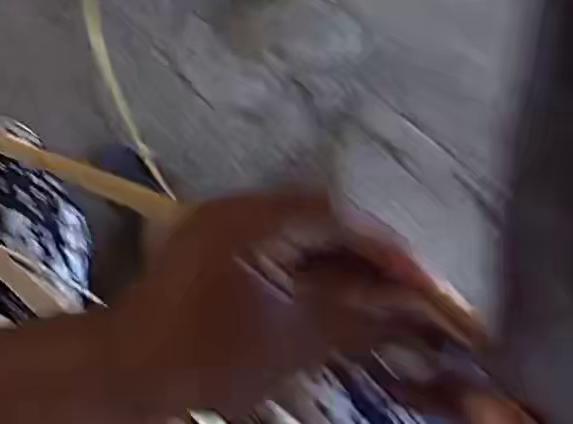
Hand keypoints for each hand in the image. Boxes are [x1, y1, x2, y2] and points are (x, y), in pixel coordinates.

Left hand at [99, 192, 446, 417]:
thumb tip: (417, 310)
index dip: (388, 248)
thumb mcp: (294, 338)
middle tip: (422, 298)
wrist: (140, 363)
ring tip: (396, 305)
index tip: (433, 287)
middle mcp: (235, 208)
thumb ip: (356, 314)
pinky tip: (348, 302)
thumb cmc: (213, 353)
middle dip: (373, 257)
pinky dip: (316, 273)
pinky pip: (280, 248)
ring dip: (347, 266)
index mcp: (249, 216)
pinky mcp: (220, 248)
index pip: (332, 213)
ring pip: (301, 235)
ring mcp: (224, 225)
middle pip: (319, 219)